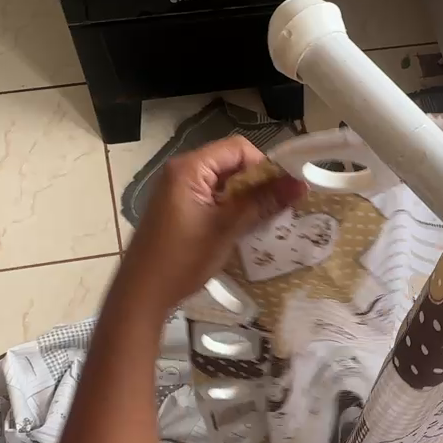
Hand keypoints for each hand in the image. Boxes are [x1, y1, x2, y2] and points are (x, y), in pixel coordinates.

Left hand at [112, 136, 305, 317]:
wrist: (142, 293)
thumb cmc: (182, 259)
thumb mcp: (226, 229)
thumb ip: (262, 203)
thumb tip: (300, 184)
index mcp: (189, 168)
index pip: (238, 149)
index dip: (264, 166)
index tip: (281, 193)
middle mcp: (182, 172)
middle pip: (231, 164)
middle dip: (258, 184)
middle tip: (278, 210)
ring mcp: (178, 191)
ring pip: (224, 183)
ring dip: (246, 199)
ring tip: (265, 222)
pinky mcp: (179, 210)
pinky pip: (213, 199)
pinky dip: (231, 210)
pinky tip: (243, 230)